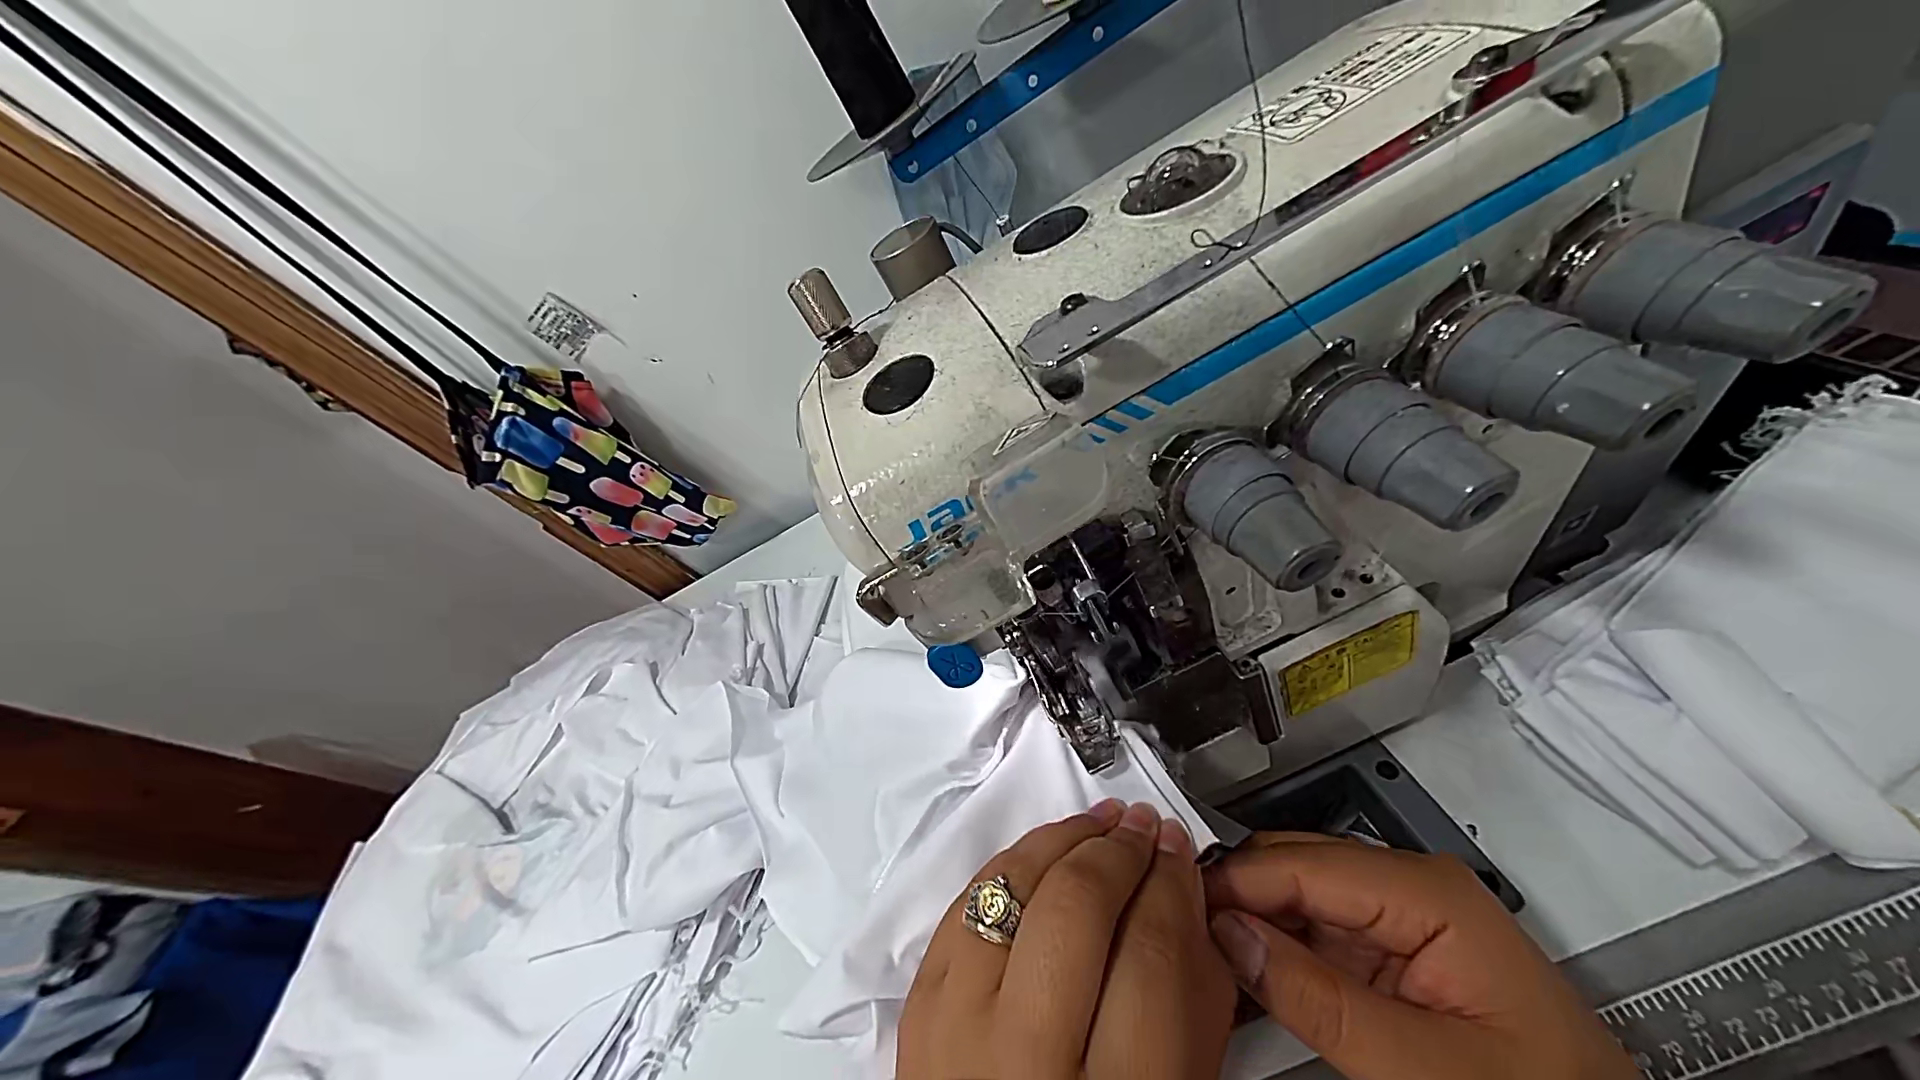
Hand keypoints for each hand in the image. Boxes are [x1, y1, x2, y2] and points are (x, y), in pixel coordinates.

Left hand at [897, 800, 1235, 1078]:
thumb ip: (1192, 1004)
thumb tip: (1183, 899)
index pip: (1151, 956)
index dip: (1171, 886)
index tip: (1178, 853)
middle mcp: (1023, 1058)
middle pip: (1077, 908)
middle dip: (1119, 852)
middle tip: (1142, 828)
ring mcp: (957, 1023)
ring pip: (1012, 886)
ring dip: (1062, 838)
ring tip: (1099, 823)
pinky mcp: (919, 1001)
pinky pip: (967, 901)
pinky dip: (1011, 863)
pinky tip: (1044, 850)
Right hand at [1204, 834, 1637, 1079]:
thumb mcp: (1423, 1065)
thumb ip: (1317, 996)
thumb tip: (1233, 934)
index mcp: (1426, 892)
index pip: (1296, 862)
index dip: (1232, 883)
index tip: (1184, 910)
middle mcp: (1406, 887)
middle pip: (1287, 864)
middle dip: (1232, 895)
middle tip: (1186, 932)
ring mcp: (1392, 916)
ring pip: (1288, 894)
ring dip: (1245, 922)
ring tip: (1206, 956)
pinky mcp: (1383, 947)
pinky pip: (1306, 929)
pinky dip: (1269, 948)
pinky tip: (1242, 971)